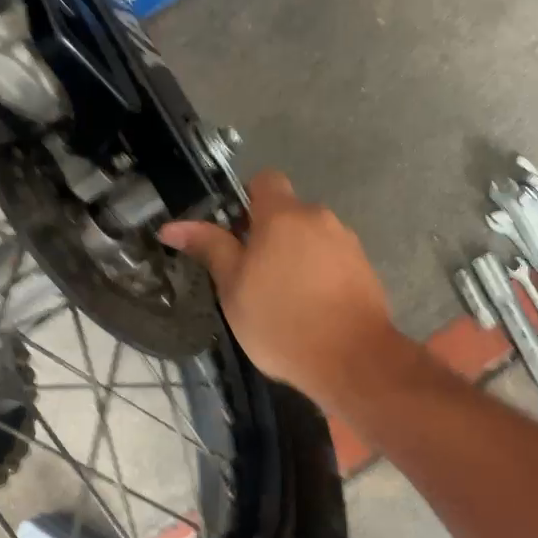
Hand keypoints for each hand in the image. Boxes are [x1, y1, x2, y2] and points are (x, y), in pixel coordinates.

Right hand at [160, 170, 410, 407]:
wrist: (352, 357)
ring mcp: (347, 242)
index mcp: (285, 214)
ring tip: (283, 299)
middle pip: (288, 213)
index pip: (265, 180)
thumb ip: (210, 248)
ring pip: (311, 238)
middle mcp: (320, 218)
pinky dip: (319, 274)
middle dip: (269, 236)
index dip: (246, 200)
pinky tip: (311, 308)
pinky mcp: (365, 267)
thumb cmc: (281, 321)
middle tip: (250, 276)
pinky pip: (332, 259)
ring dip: (295, 256)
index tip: (235, 233)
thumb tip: (173, 226)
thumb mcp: (233, 287)